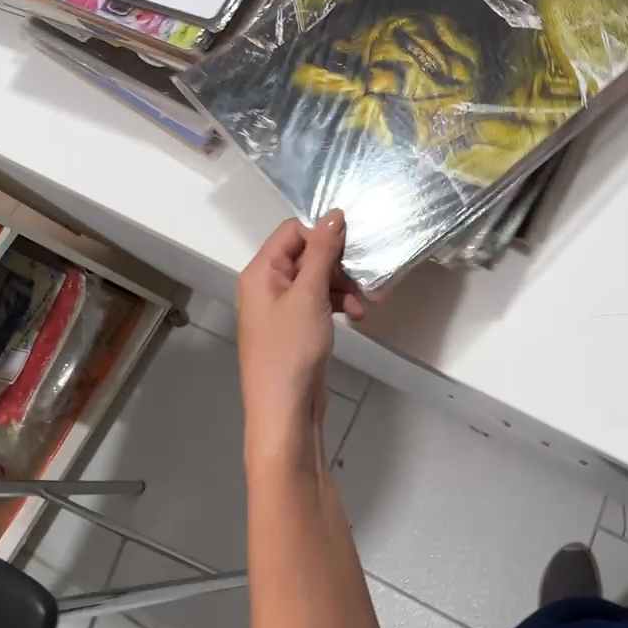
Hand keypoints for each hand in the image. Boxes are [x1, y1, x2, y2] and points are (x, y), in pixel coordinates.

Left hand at [238, 211, 364, 465]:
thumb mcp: (309, 295)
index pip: (293, 232)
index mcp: (260, 272)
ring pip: (318, 279)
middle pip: (307, 255)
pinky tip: (358, 315)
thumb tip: (333, 214)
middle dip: (339, 264)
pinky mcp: (296, 328)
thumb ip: (323, 252)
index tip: (352, 247)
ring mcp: (281, 308)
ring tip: (366, 304)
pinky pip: (319, 302)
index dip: (323, 234)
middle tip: (365, 277)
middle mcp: (267, 285)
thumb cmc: (291, 351)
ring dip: (344, 286)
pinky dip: (339, 304)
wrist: (285, 413)